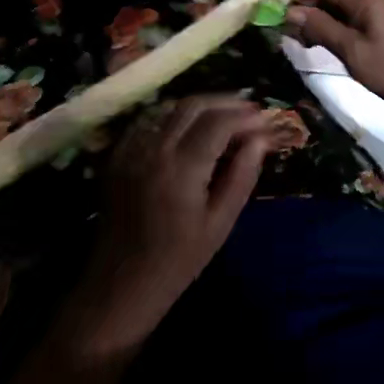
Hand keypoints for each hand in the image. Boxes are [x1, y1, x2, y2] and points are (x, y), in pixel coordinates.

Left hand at [72, 96, 272, 350]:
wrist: (123, 280)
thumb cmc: (179, 259)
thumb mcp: (220, 222)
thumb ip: (241, 176)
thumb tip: (261, 140)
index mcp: (182, 168)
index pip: (218, 123)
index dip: (245, 117)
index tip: (265, 120)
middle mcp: (154, 149)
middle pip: (193, 105)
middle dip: (225, 102)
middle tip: (249, 110)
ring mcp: (131, 149)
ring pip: (168, 108)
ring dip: (200, 105)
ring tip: (225, 114)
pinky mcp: (117, 155)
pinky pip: (147, 121)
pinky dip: (172, 116)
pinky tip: (188, 127)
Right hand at [285, 0, 383, 121]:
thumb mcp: (350, 49)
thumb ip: (320, 27)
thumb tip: (290, 13)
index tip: (290, 21)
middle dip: (309, 4)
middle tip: (296, 33)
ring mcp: (378, 6)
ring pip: (338, 0)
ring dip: (319, 15)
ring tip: (308, 41)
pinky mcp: (380, 21)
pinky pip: (349, 12)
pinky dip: (333, 22)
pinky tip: (326, 42)